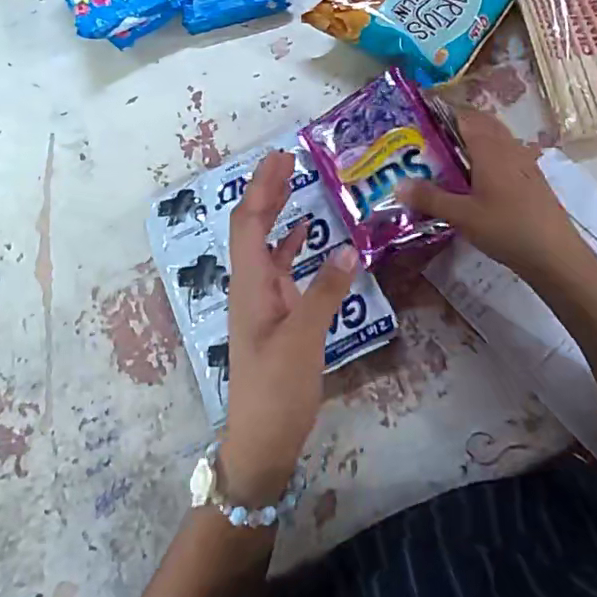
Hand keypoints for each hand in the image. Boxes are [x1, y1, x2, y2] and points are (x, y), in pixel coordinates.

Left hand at [220, 151, 358, 507]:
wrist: (262, 439)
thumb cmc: (277, 390)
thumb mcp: (304, 339)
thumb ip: (325, 292)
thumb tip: (347, 247)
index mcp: (250, 285)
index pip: (248, 223)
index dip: (261, 188)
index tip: (279, 157)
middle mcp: (251, 286)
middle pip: (253, 227)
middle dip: (267, 191)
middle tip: (288, 159)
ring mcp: (262, 302)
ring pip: (266, 246)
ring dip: (278, 214)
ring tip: (297, 186)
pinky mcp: (276, 318)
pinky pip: (282, 271)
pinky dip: (292, 248)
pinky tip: (309, 237)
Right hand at [398, 109, 587, 279]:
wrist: (555, 254)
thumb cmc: (506, 228)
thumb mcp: (461, 215)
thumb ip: (430, 198)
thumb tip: (397, 184)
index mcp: (490, 148)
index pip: (464, 116)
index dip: (441, 115)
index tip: (419, 124)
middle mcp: (509, 148)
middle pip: (481, 124)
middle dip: (456, 127)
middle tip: (429, 143)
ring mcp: (524, 163)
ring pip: (495, 140)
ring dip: (473, 143)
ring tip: (448, 161)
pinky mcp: (532, 179)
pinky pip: (505, 157)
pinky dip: (487, 159)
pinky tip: (475, 182)